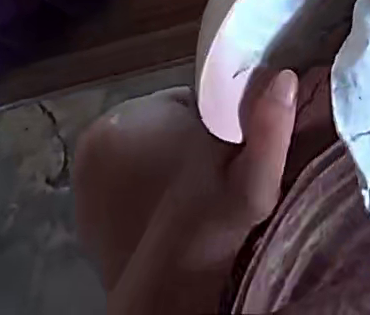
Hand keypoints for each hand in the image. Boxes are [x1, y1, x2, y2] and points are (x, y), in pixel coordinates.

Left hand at [109, 71, 297, 314]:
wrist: (170, 305)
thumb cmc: (206, 234)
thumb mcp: (249, 182)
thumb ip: (268, 128)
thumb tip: (284, 78)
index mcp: (119, 121)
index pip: (177, 104)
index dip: (209, 124)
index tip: (226, 147)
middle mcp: (92, 145)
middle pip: (159, 128)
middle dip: (186, 144)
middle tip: (214, 175)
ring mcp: (85, 184)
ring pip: (145, 157)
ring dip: (168, 169)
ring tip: (195, 199)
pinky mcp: (86, 218)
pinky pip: (129, 189)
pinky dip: (148, 196)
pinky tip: (173, 218)